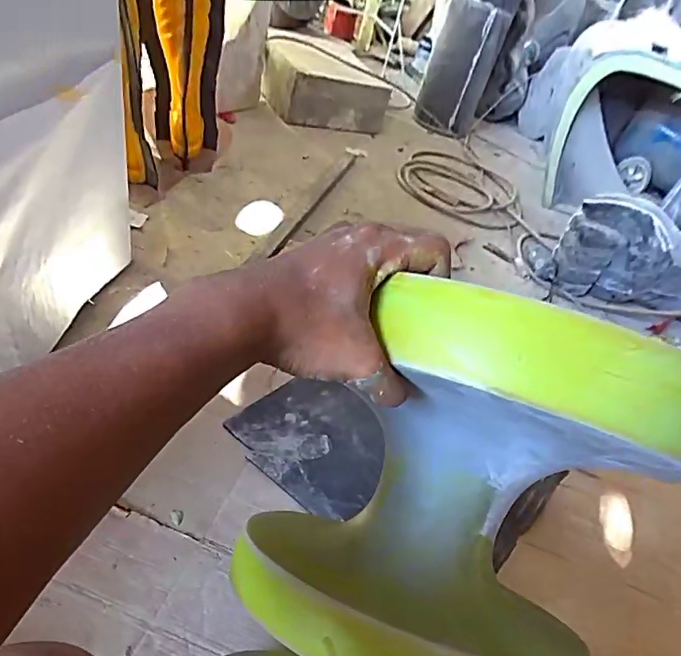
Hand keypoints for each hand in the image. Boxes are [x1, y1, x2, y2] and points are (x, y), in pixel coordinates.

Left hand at [243, 222, 450, 405]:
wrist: (238, 316)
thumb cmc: (304, 327)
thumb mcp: (356, 360)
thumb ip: (385, 380)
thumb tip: (397, 397)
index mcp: (379, 243)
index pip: (435, 249)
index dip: (441, 283)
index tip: (426, 317)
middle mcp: (355, 234)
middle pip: (405, 256)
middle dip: (410, 294)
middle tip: (403, 328)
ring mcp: (326, 246)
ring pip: (372, 267)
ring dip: (378, 297)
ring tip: (370, 332)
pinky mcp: (304, 263)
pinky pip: (345, 275)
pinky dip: (351, 298)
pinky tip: (337, 328)